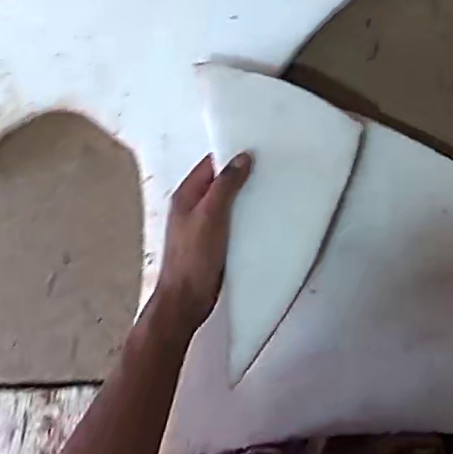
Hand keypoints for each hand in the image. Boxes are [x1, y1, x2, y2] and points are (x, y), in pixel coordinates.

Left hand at [148, 153, 251, 334]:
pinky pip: (232, 218)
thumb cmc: (192, 260)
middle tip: (266, 168)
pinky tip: (260, 215)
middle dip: (241, 174)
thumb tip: (241, 159)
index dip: (232, 155)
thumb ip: (225, 185)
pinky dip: (245, 214)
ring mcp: (203, 223)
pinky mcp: (214, 240)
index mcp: (187, 194)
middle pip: (221, 181)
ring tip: (267, 188)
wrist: (186, 302)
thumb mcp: (211, 215)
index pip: (211, 163)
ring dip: (244, 195)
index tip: (255, 151)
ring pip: (228, 200)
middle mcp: (194, 206)